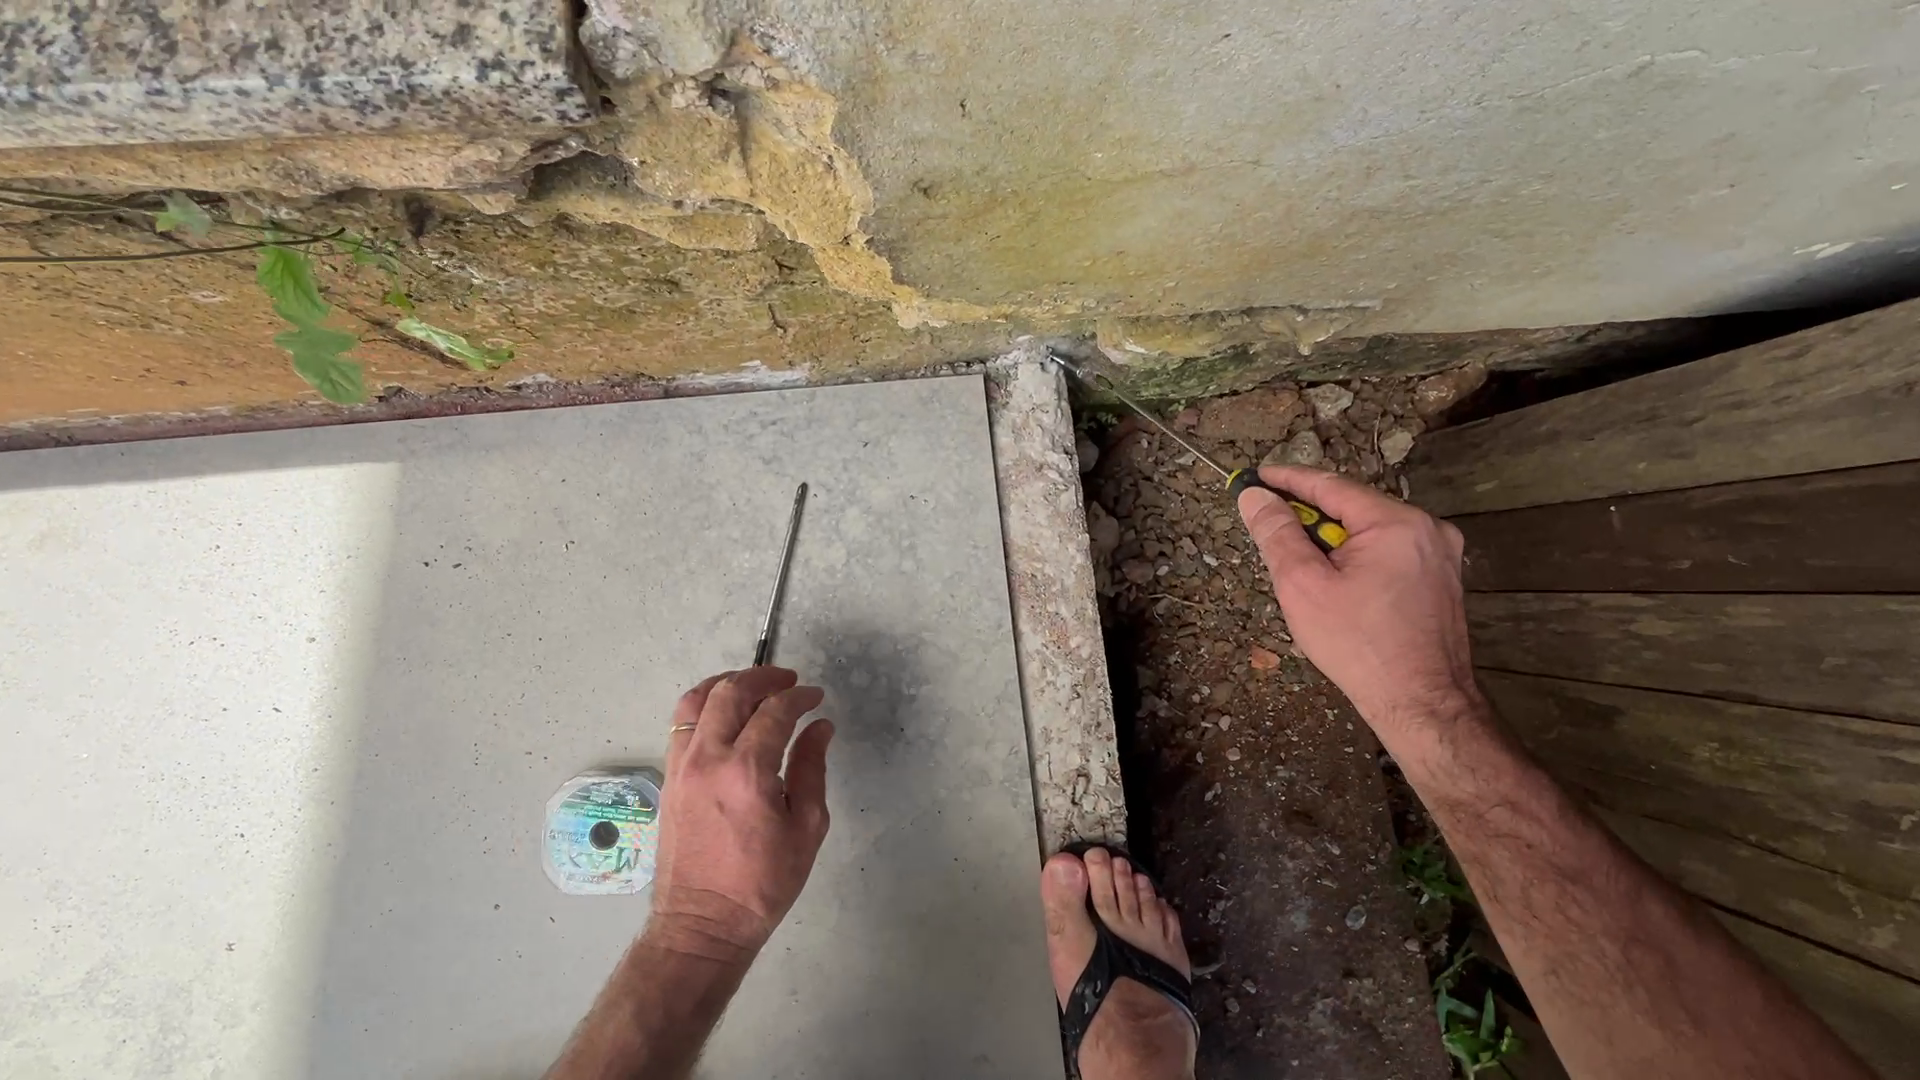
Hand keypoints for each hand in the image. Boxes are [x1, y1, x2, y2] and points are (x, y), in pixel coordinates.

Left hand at [647, 666, 834, 961]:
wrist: (701, 925)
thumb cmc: (762, 884)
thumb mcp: (806, 828)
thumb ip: (812, 768)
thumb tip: (820, 727)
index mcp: (746, 771)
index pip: (775, 711)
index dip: (799, 698)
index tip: (816, 698)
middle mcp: (708, 758)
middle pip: (731, 692)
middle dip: (764, 677)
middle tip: (788, 681)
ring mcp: (681, 766)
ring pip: (697, 700)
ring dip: (728, 683)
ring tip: (754, 686)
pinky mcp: (668, 778)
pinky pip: (682, 724)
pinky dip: (706, 705)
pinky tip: (726, 714)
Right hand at [1236, 464, 1479, 749]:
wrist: (1422, 702)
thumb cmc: (1357, 644)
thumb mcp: (1303, 585)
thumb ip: (1277, 533)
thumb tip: (1254, 496)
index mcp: (1395, 522)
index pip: (1330, 485)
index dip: (1287, 479)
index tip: (1255, 475)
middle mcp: (1427, 528)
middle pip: (1353, 507)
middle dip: (1309, 515)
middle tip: (1271, 526)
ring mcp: (1442, 554)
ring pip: (1371, 531)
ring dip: (1333, 538)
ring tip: (1300, 563)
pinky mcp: (1443, 579)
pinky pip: (1390, 551)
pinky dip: (1357, 555)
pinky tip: (1337, 582)